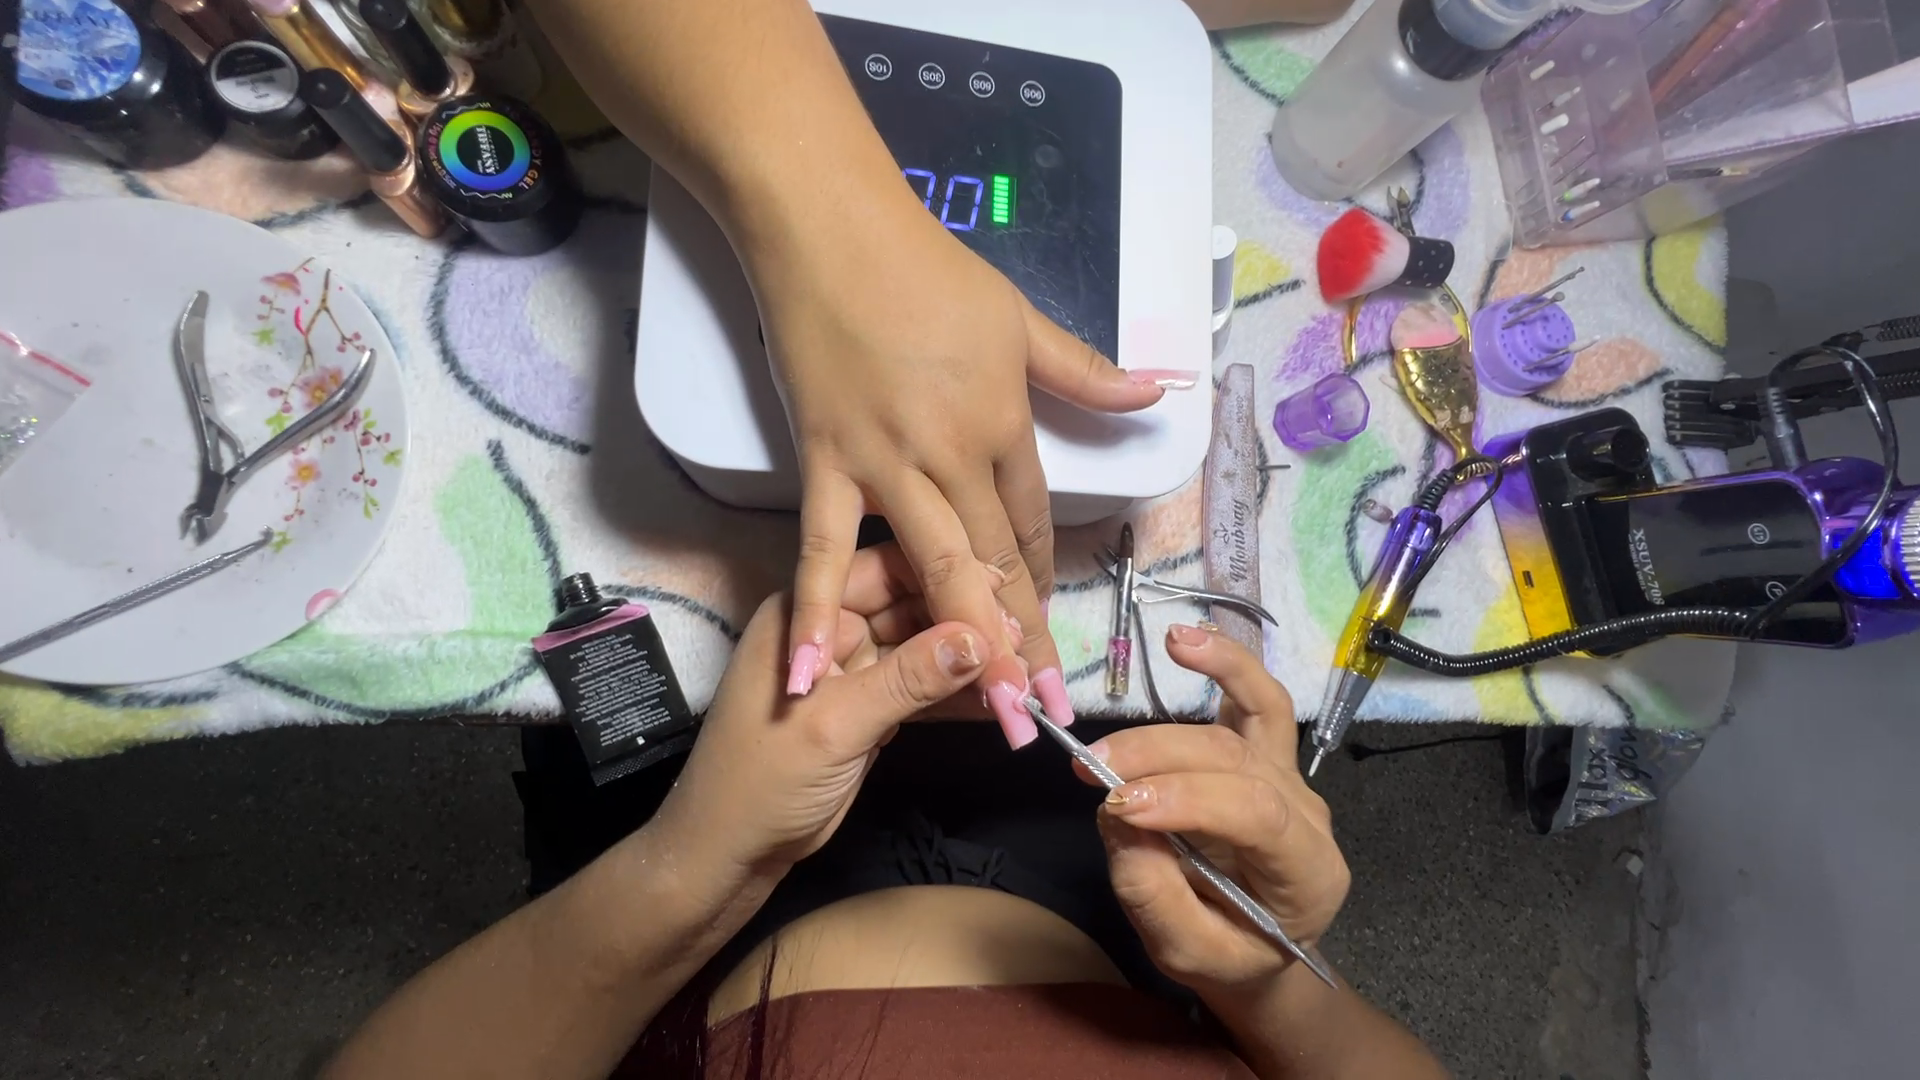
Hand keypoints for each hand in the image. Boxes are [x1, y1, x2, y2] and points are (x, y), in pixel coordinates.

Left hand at [652, 546, 988, 881]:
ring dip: (964, 661)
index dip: (941, 576)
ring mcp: (851, 668)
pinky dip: (953, 694)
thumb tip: (980, 640)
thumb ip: (909, 678)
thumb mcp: (837, 724)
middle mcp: (830, 627)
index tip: (999, 585)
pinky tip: (994, 698)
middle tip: (1021, 635)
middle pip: (910, 609)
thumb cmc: (763, 779)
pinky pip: (919, 687)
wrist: (730, 855)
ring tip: (1018, 668)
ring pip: (920, 649)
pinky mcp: (868, 705)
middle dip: (962, 623)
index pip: (884, 571)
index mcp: (805, 610)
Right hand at [745, 189, 1196, 744]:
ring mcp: (886, 467)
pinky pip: (821, 547)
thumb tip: (1157, 393)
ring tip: (987, 718)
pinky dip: (816, 608)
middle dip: (1022, 645)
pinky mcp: (824, 465)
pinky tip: (812, 673)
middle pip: (996, 564)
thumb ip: (1085, 371)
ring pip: (935, 569)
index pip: (1033, 524)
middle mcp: (954, 457)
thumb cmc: (930, 272)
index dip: (1043, 584)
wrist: (831, 231)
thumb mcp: (1021, 319)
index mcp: (1003, 424)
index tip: (1049, 636)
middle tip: (1040, 718)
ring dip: (963, 648)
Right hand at [1087, 624, 1349, 994]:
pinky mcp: (1265, 752)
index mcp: (1307, 871)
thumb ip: (1154, 894)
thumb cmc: (1228, 954)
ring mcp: (1289, 774)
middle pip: (1235, 759)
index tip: (1118, 802)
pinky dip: (1227, 663)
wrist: (1261, 950)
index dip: (1186, 798)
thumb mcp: (1187, 952)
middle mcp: (1308, 812)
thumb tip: (1115, 813)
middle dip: (1158, 757)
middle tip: (1090, 768)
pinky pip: (1257, 698)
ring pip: (1249, 717)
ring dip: (1196, 691)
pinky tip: (1185, 640)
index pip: (1256, 814)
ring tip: (1146, 679)